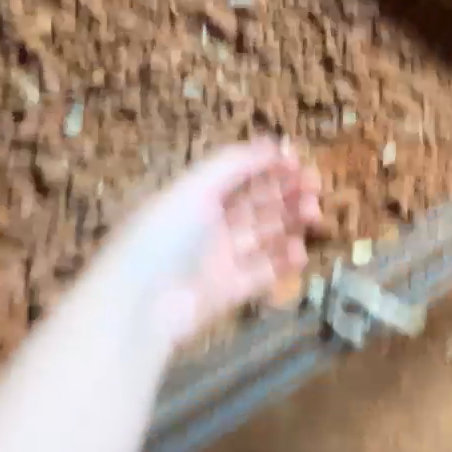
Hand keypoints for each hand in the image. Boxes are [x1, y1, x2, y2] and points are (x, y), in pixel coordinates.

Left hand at [100, 141, 320, 345]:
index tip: (298, 162)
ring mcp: (222, 259)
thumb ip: (233, 163)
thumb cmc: (161, 239)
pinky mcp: (233, 290)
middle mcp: (211, 226)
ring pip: (269, 234)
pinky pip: (267, 270)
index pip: (241, 176)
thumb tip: (274, 143)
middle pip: (260, 203)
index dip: (270, 167)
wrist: (137, 308)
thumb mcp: (191, 189)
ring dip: (293, 222)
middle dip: (290, 193)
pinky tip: (298, 253)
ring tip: (312, 217)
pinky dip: (286, 260)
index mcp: (196, 199)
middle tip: (314, 189)